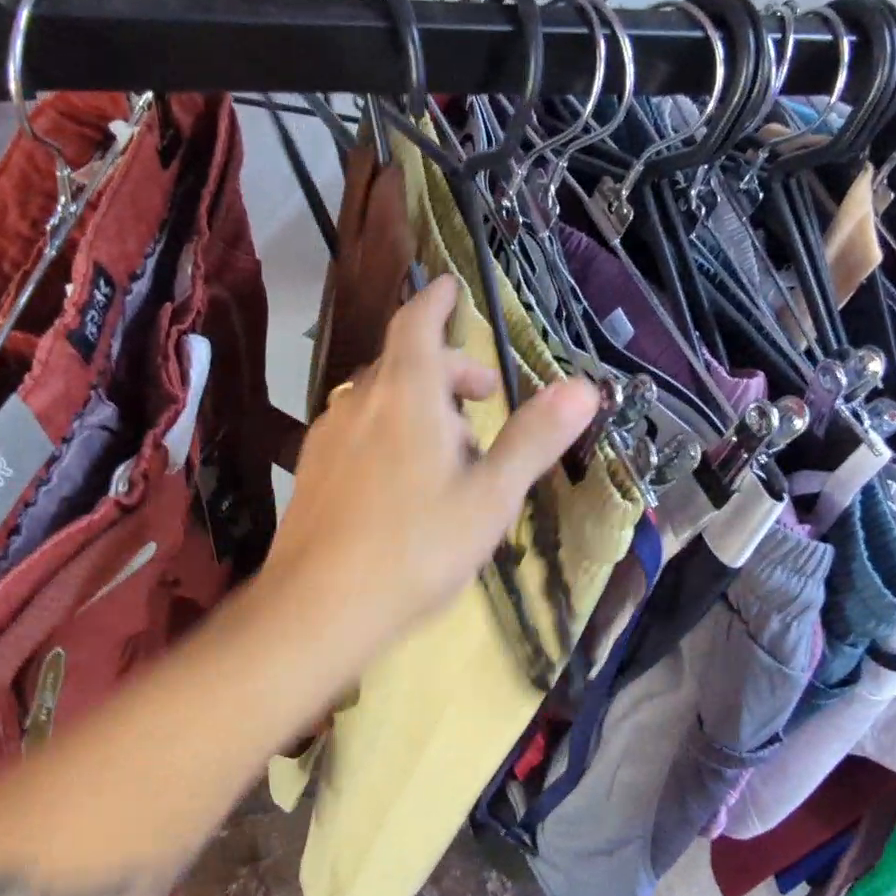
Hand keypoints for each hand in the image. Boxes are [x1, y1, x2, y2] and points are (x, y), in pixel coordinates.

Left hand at [264, 274, 598, 645]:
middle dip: (448, 369)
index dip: (437, 301)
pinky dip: (390, 430)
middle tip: (486, 399)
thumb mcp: (491, 497)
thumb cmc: (417, 548)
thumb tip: (583, 386)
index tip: (451, 286)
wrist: (317, 609)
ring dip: (420, 404)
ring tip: (454, 449)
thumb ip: (534, 439)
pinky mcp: (312, 471)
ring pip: (380, 399)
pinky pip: (359, 430)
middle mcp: (360, 402)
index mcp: (406, 395)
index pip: (418, 323)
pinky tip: (405, 481)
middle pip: (404, 363)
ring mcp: (329, 436)